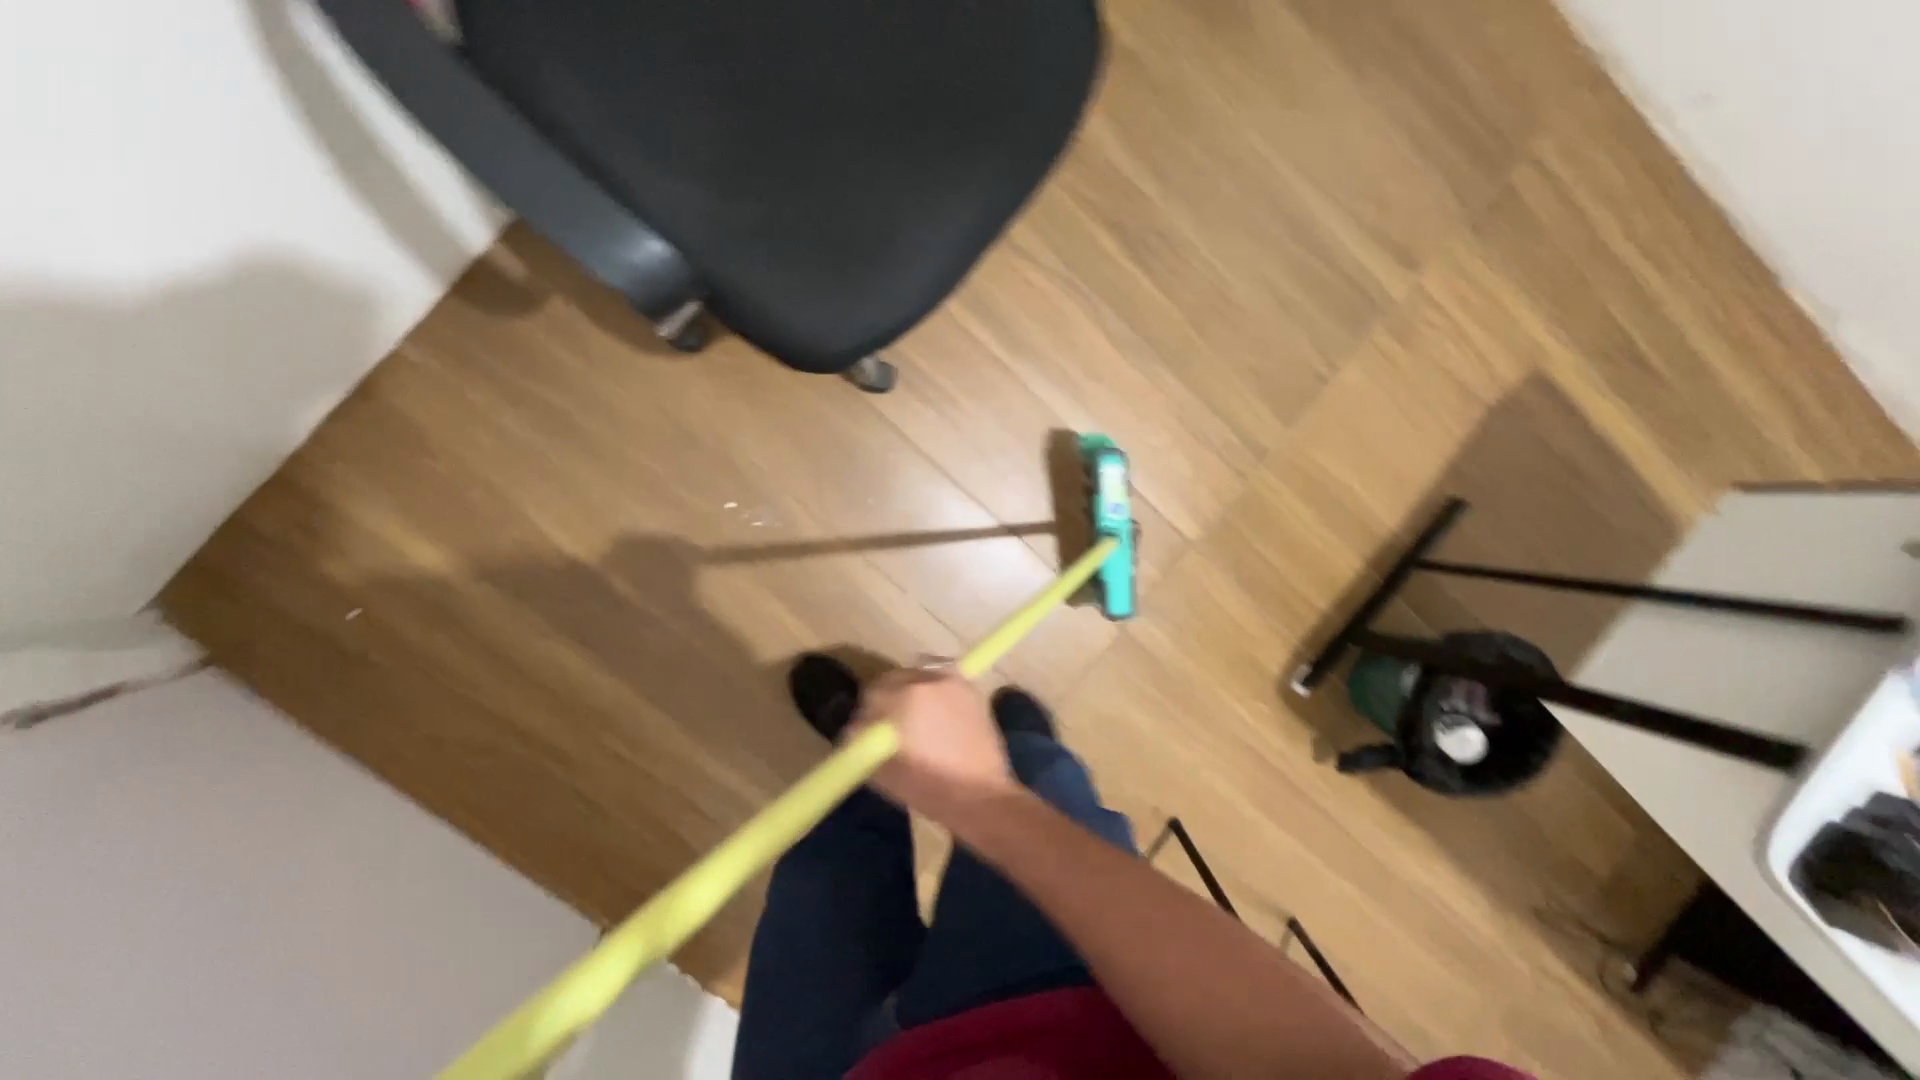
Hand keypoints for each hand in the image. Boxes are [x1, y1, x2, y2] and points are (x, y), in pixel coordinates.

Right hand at [845, 667, 1016, 823]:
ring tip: (916, 721)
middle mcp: (924, 681)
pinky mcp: (970, 688)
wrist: (980, 794)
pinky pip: (941, 682)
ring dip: (909, 694)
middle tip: (889, 727)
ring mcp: (950, 682)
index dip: (866, 715)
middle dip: (886, 700)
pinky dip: (934, 694)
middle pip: (891, 681)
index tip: (867, 733)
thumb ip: (861, 741)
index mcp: (900, 700)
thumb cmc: (927, 787)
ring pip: (916, 678)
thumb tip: (856, 729)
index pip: (870, 695)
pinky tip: (938, 717)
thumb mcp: (881, 770)